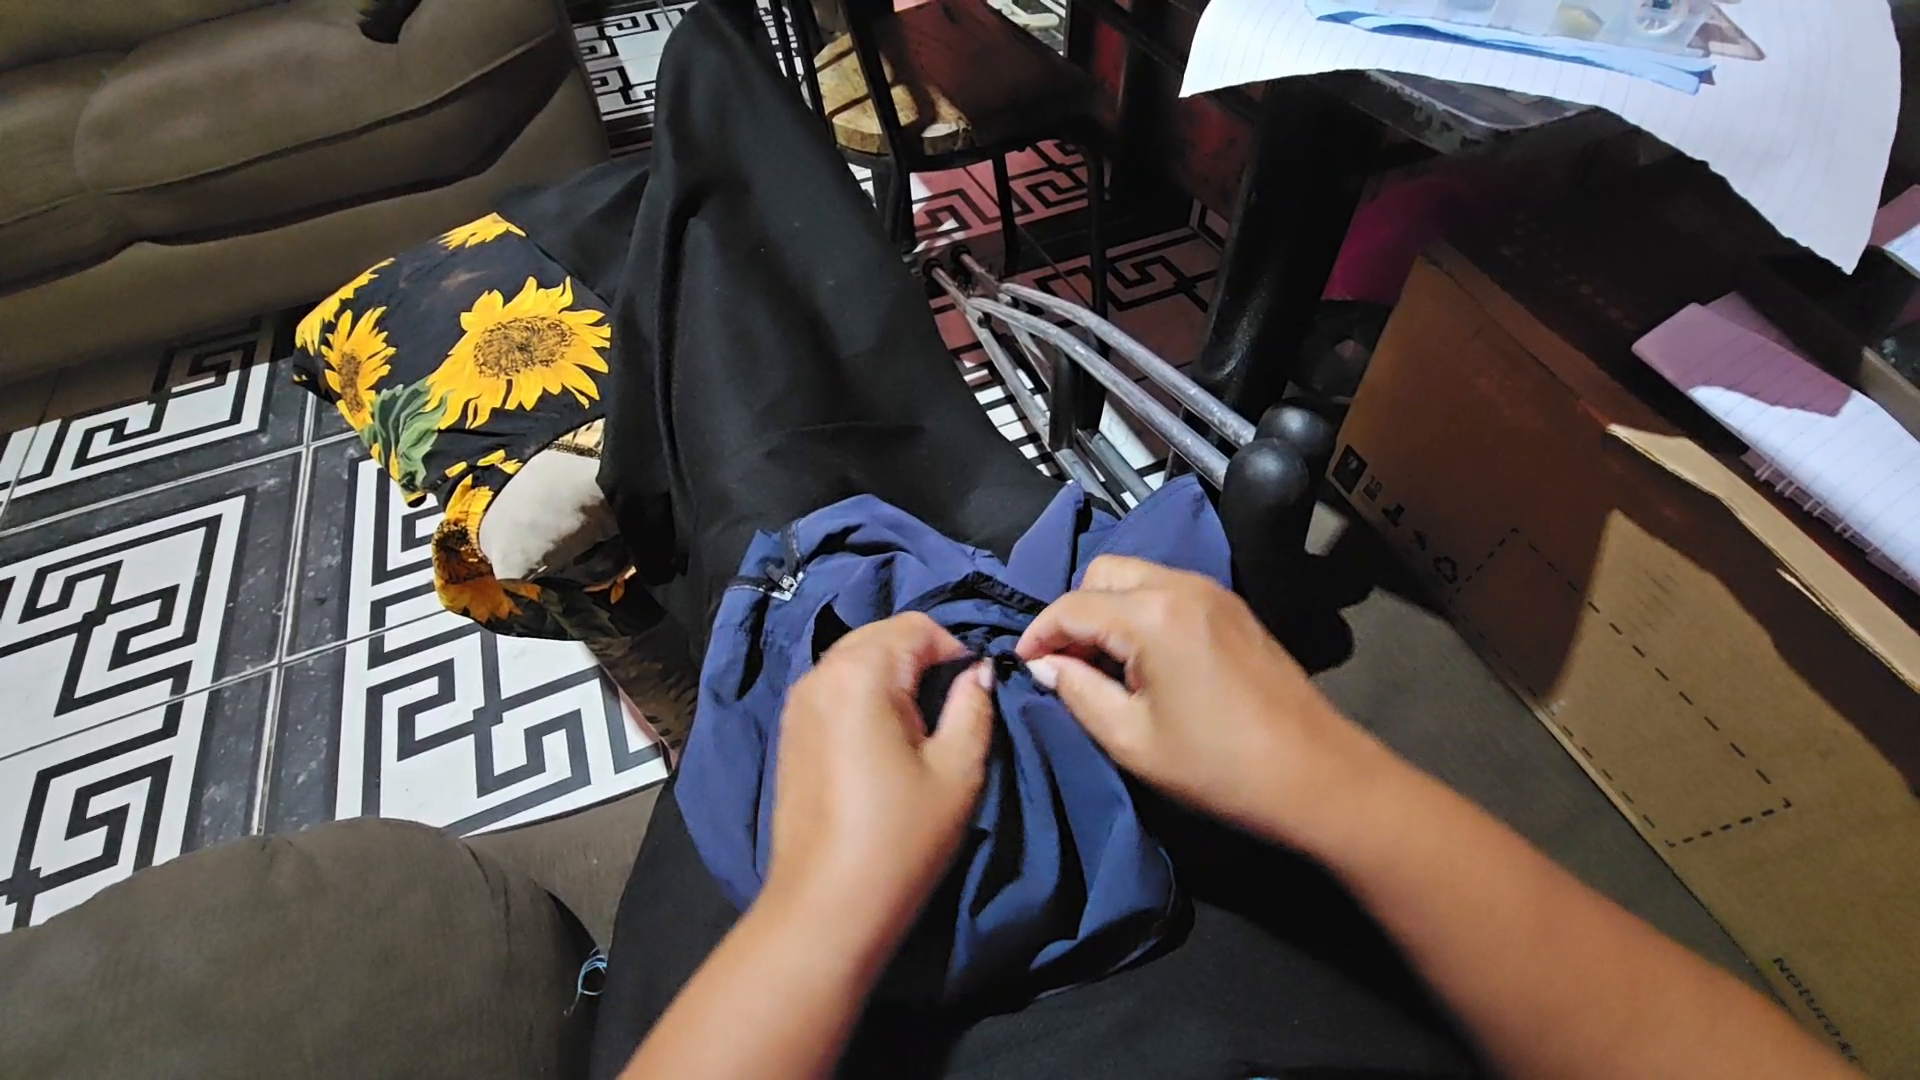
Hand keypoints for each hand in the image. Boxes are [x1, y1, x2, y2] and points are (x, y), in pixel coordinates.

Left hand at [765, 612, 993, 949]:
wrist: (825, 907)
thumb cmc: (900, 836)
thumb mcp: (958, 770)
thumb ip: (973, 705)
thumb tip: (976, 672)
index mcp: (861, 672)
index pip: (916, 627)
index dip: (953, 649)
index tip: (970, 692)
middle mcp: (821, 673)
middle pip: (881, 635)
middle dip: (921, 657)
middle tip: (946, 707)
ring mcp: (798, 701)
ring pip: (855, 657)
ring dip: (892, 673)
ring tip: (917, 724)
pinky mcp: (790, 729)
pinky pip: (834, 685)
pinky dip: (864, 691)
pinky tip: (881, 737)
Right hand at [1015, 555, 1382, 847]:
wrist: (1318, 777)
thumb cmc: (1218, 766)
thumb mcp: (1131, 739)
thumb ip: (1077, 691)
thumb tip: (1046, 665)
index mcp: (1152, 615)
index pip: (1071, 605)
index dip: (1038, 634)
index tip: (1026, 665)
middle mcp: (1181, 585)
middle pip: (1102, 572)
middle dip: (1074, 612)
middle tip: (1068, 663)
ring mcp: (1213, 591)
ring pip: (1135, 575)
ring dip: (1107, 609)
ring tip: (1105, 664)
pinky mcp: (1232, 606)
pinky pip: (1167, 588)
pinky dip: (1140, 610)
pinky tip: (1145, 658)